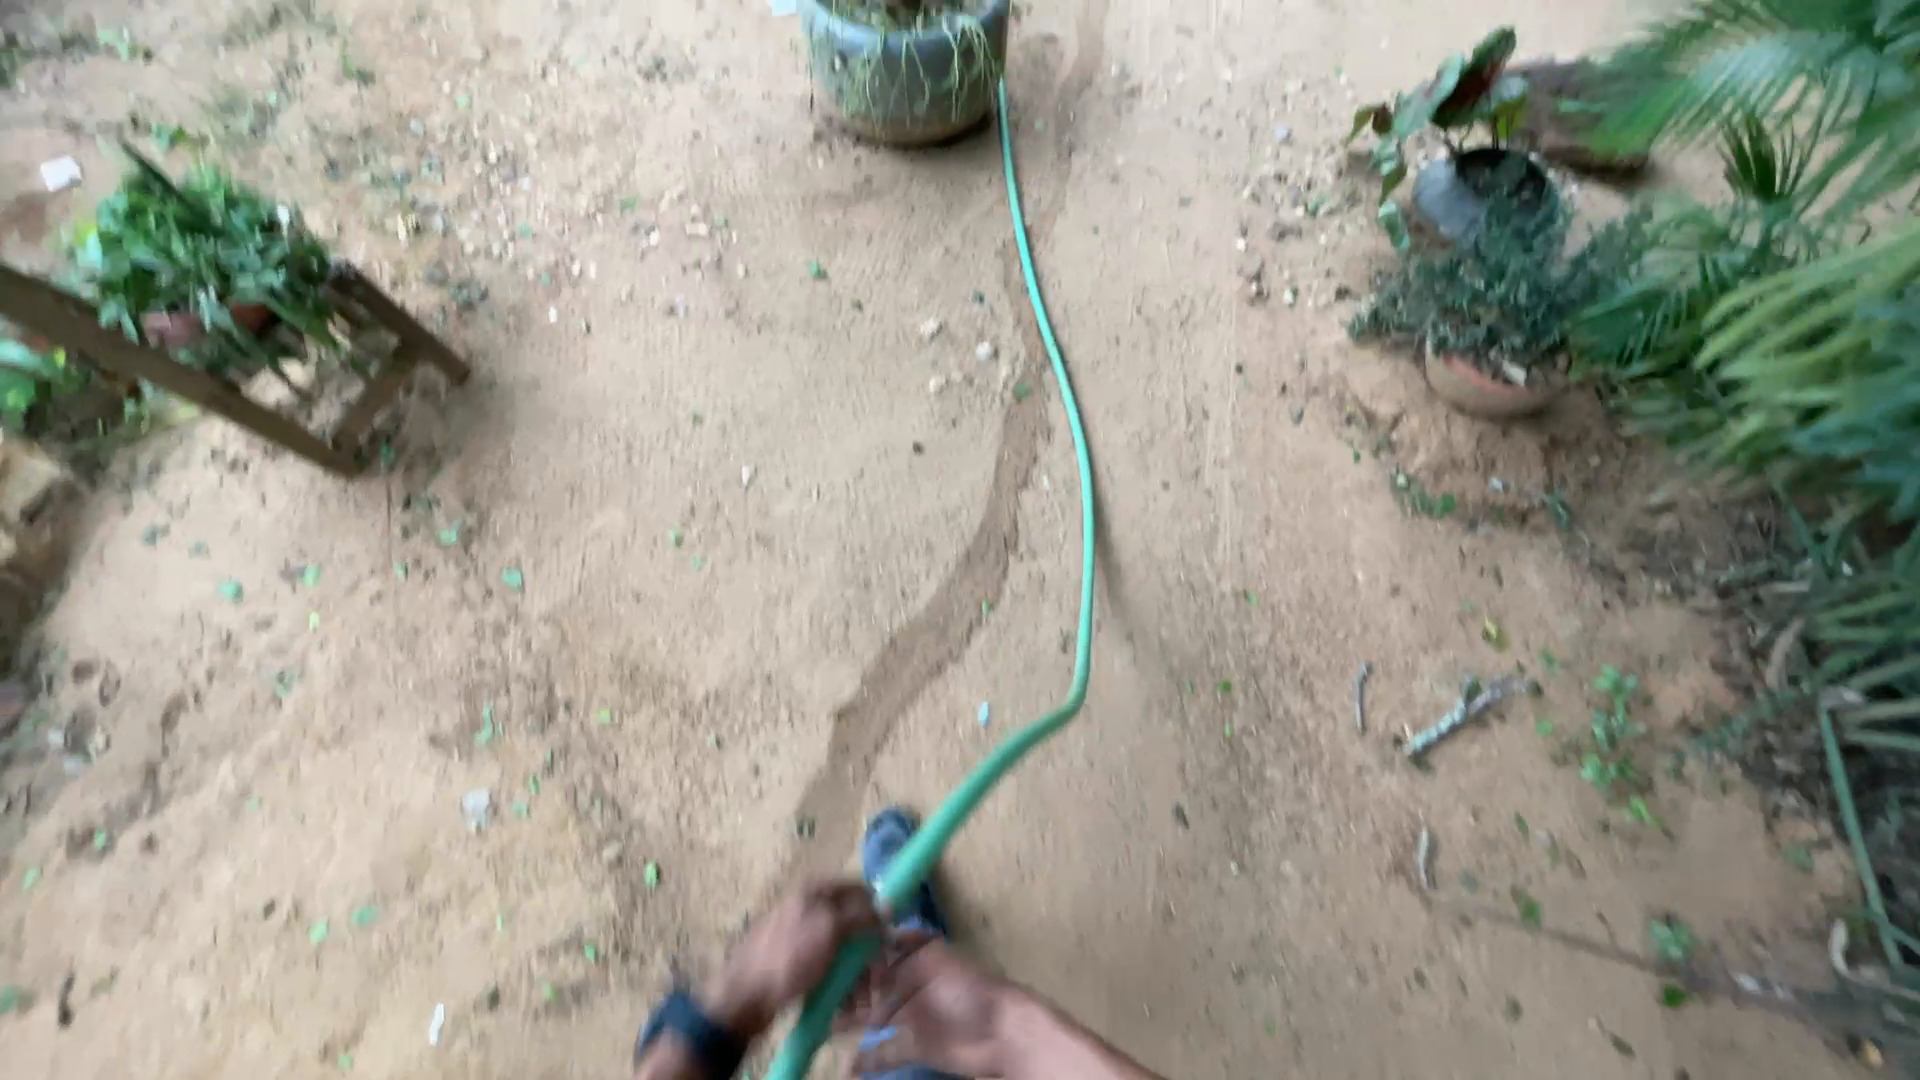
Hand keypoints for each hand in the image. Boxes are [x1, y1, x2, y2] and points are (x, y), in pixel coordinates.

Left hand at [698, 880, 883, 1039]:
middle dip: (868, 950)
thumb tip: (889, 904)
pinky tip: (846, 1002)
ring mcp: (803, 936)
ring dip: (856, 972)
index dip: (877, 908)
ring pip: (842, 947)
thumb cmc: (788, 956)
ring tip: (862, 998)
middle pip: (853, 921)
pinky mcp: (797, 962)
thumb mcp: (829, 929)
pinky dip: (839, 982)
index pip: (858, 888)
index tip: (890, 933)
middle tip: (877, 976)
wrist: (742, 997)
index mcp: (815, 889)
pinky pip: (828, 967)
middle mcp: (810, 907)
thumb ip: (861, 915)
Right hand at [837, 931, 1020, 1077]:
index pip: (877, 954)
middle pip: (872, 988)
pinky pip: (885, 1052)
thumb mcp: (934, 960)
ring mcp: (911, 1016)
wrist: (999, 1032)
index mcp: (915, 956)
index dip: (855, 961)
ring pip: (874, 1018)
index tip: (829, 966)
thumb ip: (900, 959)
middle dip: (849, 995)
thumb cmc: (966, 987)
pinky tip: (850, 1066)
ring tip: (826, 1030)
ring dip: (852, 1025)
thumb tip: (868, 961)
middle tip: (821, 1002)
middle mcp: (908, 983)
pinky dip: (868, 1059)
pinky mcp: (914, 1046)